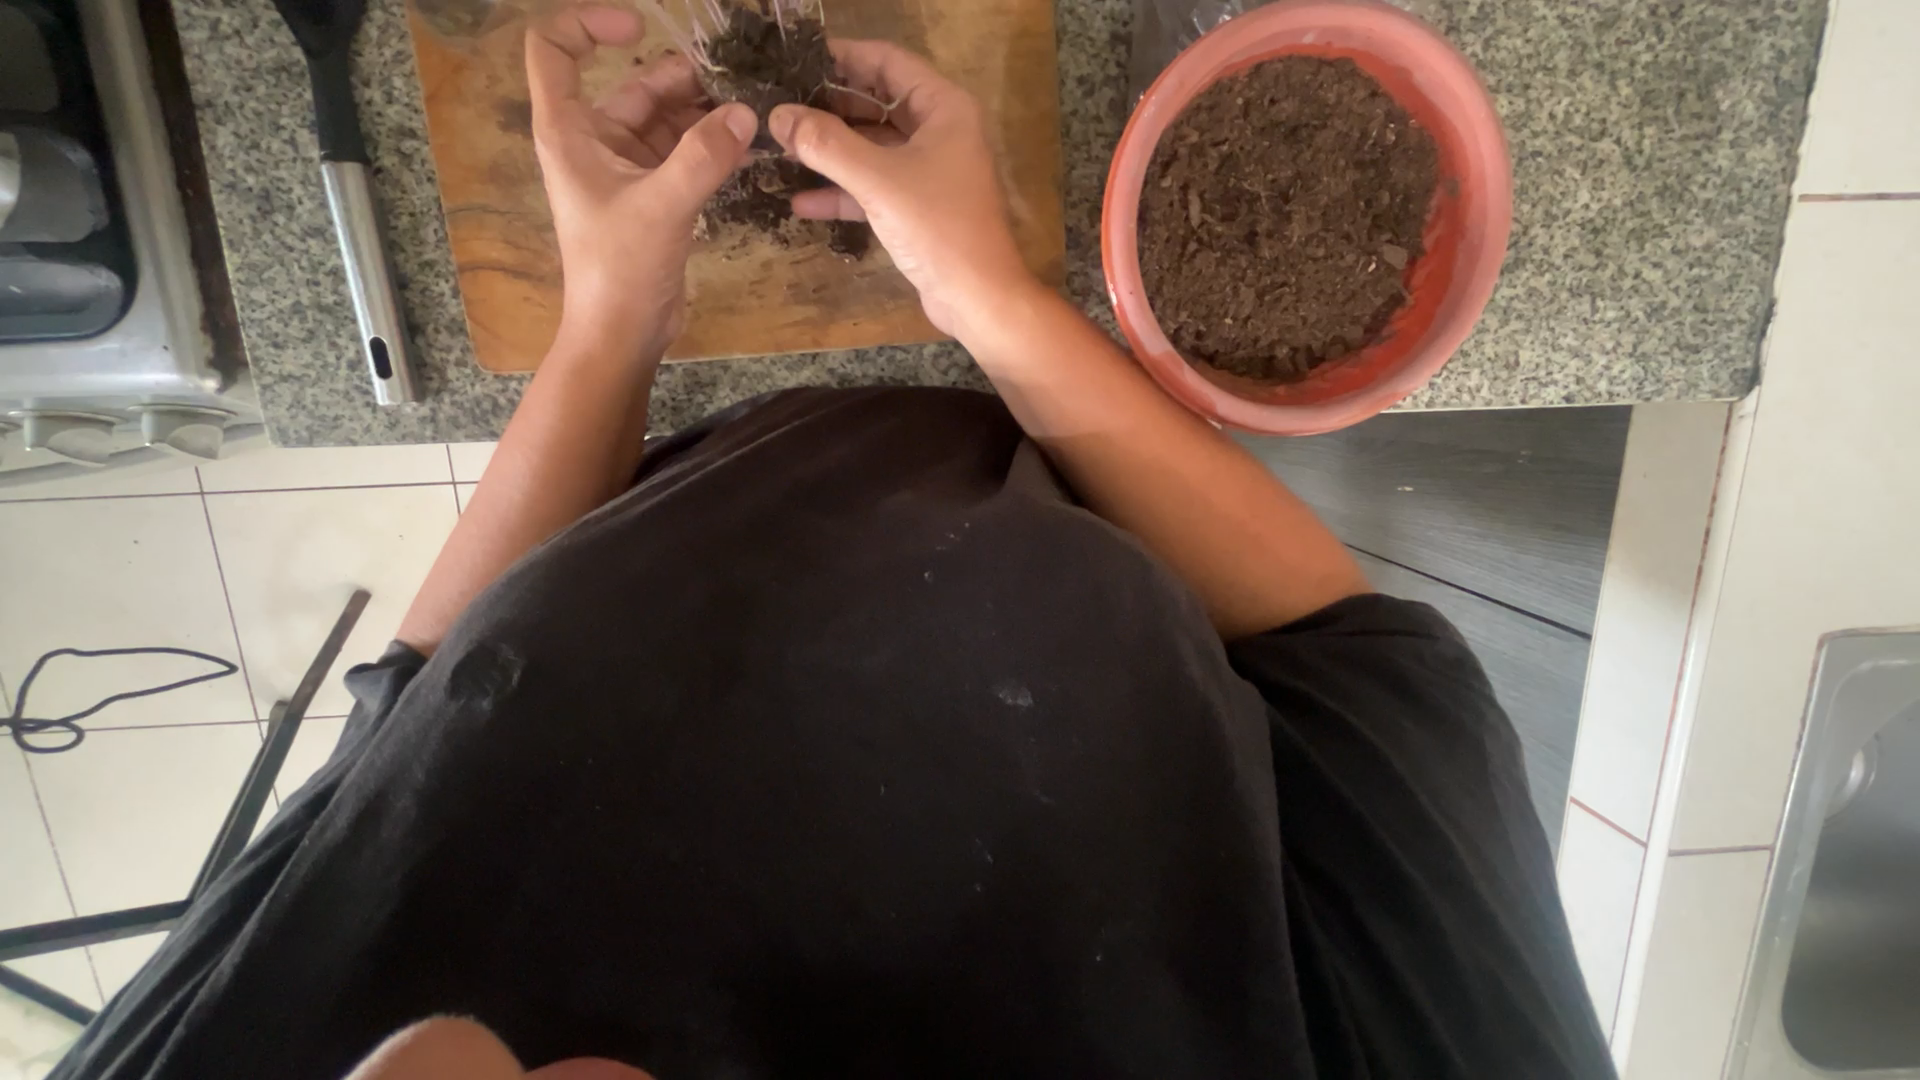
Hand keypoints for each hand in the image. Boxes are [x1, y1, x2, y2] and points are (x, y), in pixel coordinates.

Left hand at [526, 6, 756, 360]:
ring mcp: (626, 175)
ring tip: (749, 114)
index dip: (589, 25)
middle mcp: (594, 145)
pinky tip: (744, 149)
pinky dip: (709, 151)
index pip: (556, 50)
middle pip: (632, 89)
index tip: (640, 27)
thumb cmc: (621, 267)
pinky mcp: (653, 202)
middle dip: (679, 81)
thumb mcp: (662, 206)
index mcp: (570, 132)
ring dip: (702, 117)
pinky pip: (682, 160)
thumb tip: (746, 114)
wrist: (622, 331)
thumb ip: (704, 158)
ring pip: (664, 125)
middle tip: (734, 83)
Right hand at [767, 42, 1038, 340]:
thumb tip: (778, 116)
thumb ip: (827, 145)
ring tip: (781, 150)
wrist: (976, 297)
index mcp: (943, 109)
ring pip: (872, 151)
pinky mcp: (919, 211)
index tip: (796, 60)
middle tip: (781, 107)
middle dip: (829, 109)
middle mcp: (940, 134)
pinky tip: (802, 202)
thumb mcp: (878, 181)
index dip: (842, 57)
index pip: (887, 62)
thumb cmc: (938, 228)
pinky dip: (844, 194)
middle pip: (876, 106)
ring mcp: (929, 174)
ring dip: (831, 155)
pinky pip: (875, 190)